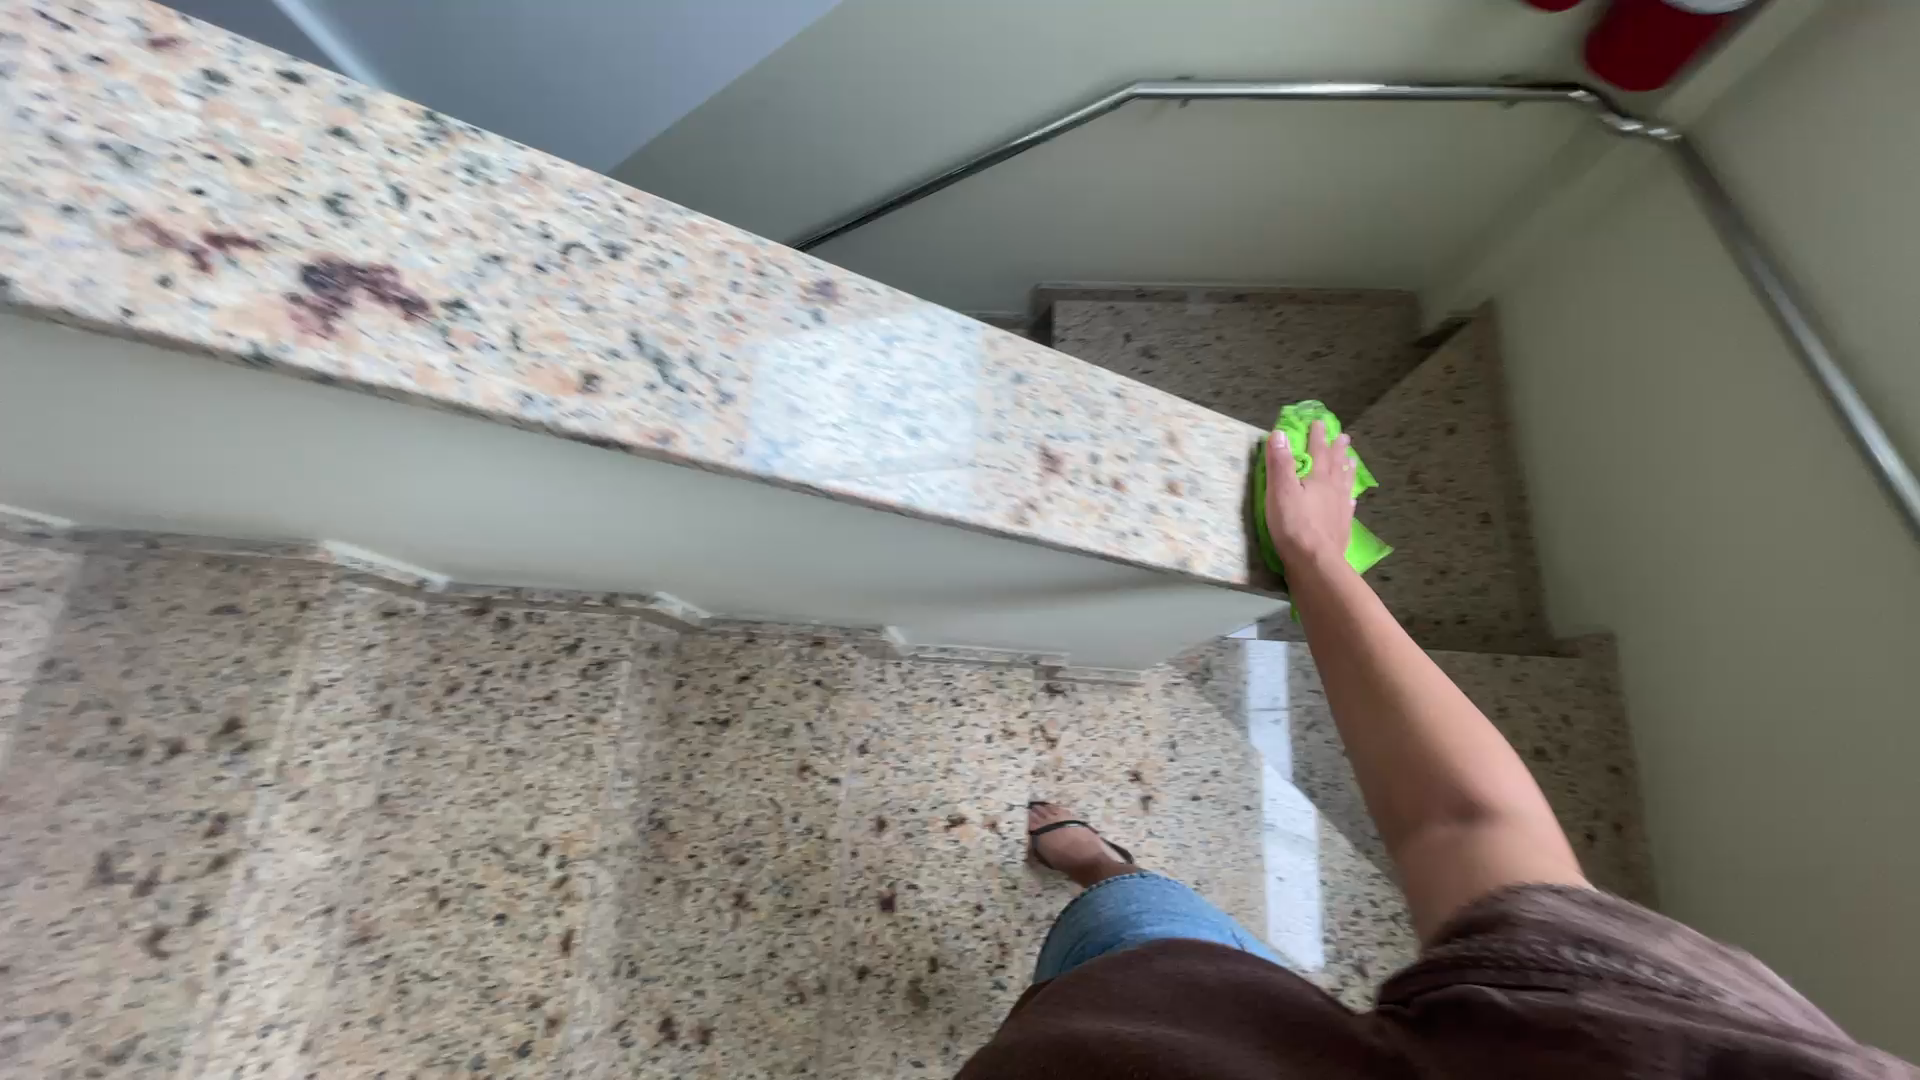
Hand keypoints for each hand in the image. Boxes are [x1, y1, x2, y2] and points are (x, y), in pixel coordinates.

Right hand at [1264, 420, 1354, 568]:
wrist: (1315, 561)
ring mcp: (1340, 508)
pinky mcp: (1341, 526)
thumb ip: (1279, 463)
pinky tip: (1351, 498)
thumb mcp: (1280, 491)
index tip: (1319, 422)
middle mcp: (1333, 490)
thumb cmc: (1294, 525)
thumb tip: (1279, 434)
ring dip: (1347, 469)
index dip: (1317, 436)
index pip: (1318, 451)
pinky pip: (1347, 505)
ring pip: (1345, 483)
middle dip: (1337, 449)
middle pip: (1337, 465)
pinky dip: (1348, 497)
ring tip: (1351, 461)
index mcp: (1318, 479)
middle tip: (1343, 437)